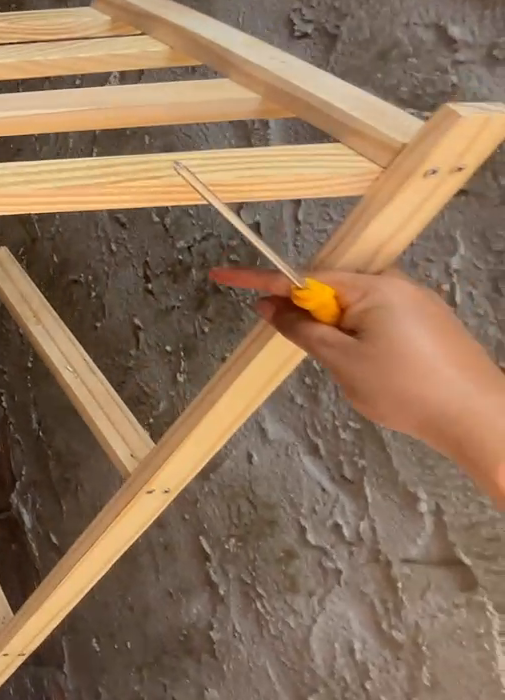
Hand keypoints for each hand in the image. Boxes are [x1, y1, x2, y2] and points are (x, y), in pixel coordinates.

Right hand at [211, 267, 504, 504]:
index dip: (257, 280)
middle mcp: (399, 288)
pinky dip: (357, 336)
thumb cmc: (407, 388)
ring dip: (335, 330)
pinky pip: (375, 319)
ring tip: (351, 366)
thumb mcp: (337, 357)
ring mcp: (419, 306)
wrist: (484, 423)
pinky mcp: (429, 326)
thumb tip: (269, 306)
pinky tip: (369, 366)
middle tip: (315, 348)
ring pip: (352, 308)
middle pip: (329, 290)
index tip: (221, 275)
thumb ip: (297, 327)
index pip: (301, 278)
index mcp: (376, 289)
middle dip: (310, 314)